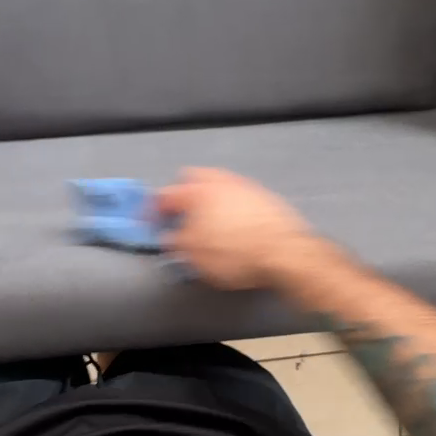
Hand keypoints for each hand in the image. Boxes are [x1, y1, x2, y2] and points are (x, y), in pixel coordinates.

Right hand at [156, 168, 320, 290]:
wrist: (286, 253)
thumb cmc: (237, 254)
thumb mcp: (196, 256)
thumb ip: (176, 243)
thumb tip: (169, 237)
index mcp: (197, 193)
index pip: (165, 196)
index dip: (152, 210)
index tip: (148, 222)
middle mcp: (220, 182)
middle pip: (193, 178)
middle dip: (182, 193)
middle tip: (178, 214)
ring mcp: (245, 187)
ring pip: (218, 185)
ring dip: (207, 199)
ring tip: (206, 222)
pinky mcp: (265, 198)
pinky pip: (238, 197)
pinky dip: (229, 207)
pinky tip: (233, 225)